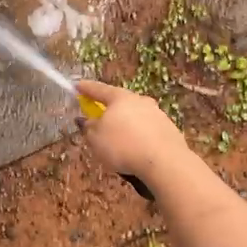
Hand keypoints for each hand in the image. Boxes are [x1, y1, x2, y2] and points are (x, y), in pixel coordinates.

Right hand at [76, 79, 191, 181]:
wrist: (164, 161)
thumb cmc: (123, 146)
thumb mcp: (95, 139)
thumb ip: (88, 127)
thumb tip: (86, 120)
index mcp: (120, 98)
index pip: (99, 90)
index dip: (86, 88)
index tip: (77, 85)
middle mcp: (140, 101)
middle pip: (120, 102)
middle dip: (109, 109)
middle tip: (99, 117)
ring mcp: (157, 114)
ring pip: (135, 116)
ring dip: (125, 124)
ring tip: (118, 141)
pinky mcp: (168, 129)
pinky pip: (146, 130)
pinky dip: (138, 136)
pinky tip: (135, 149)